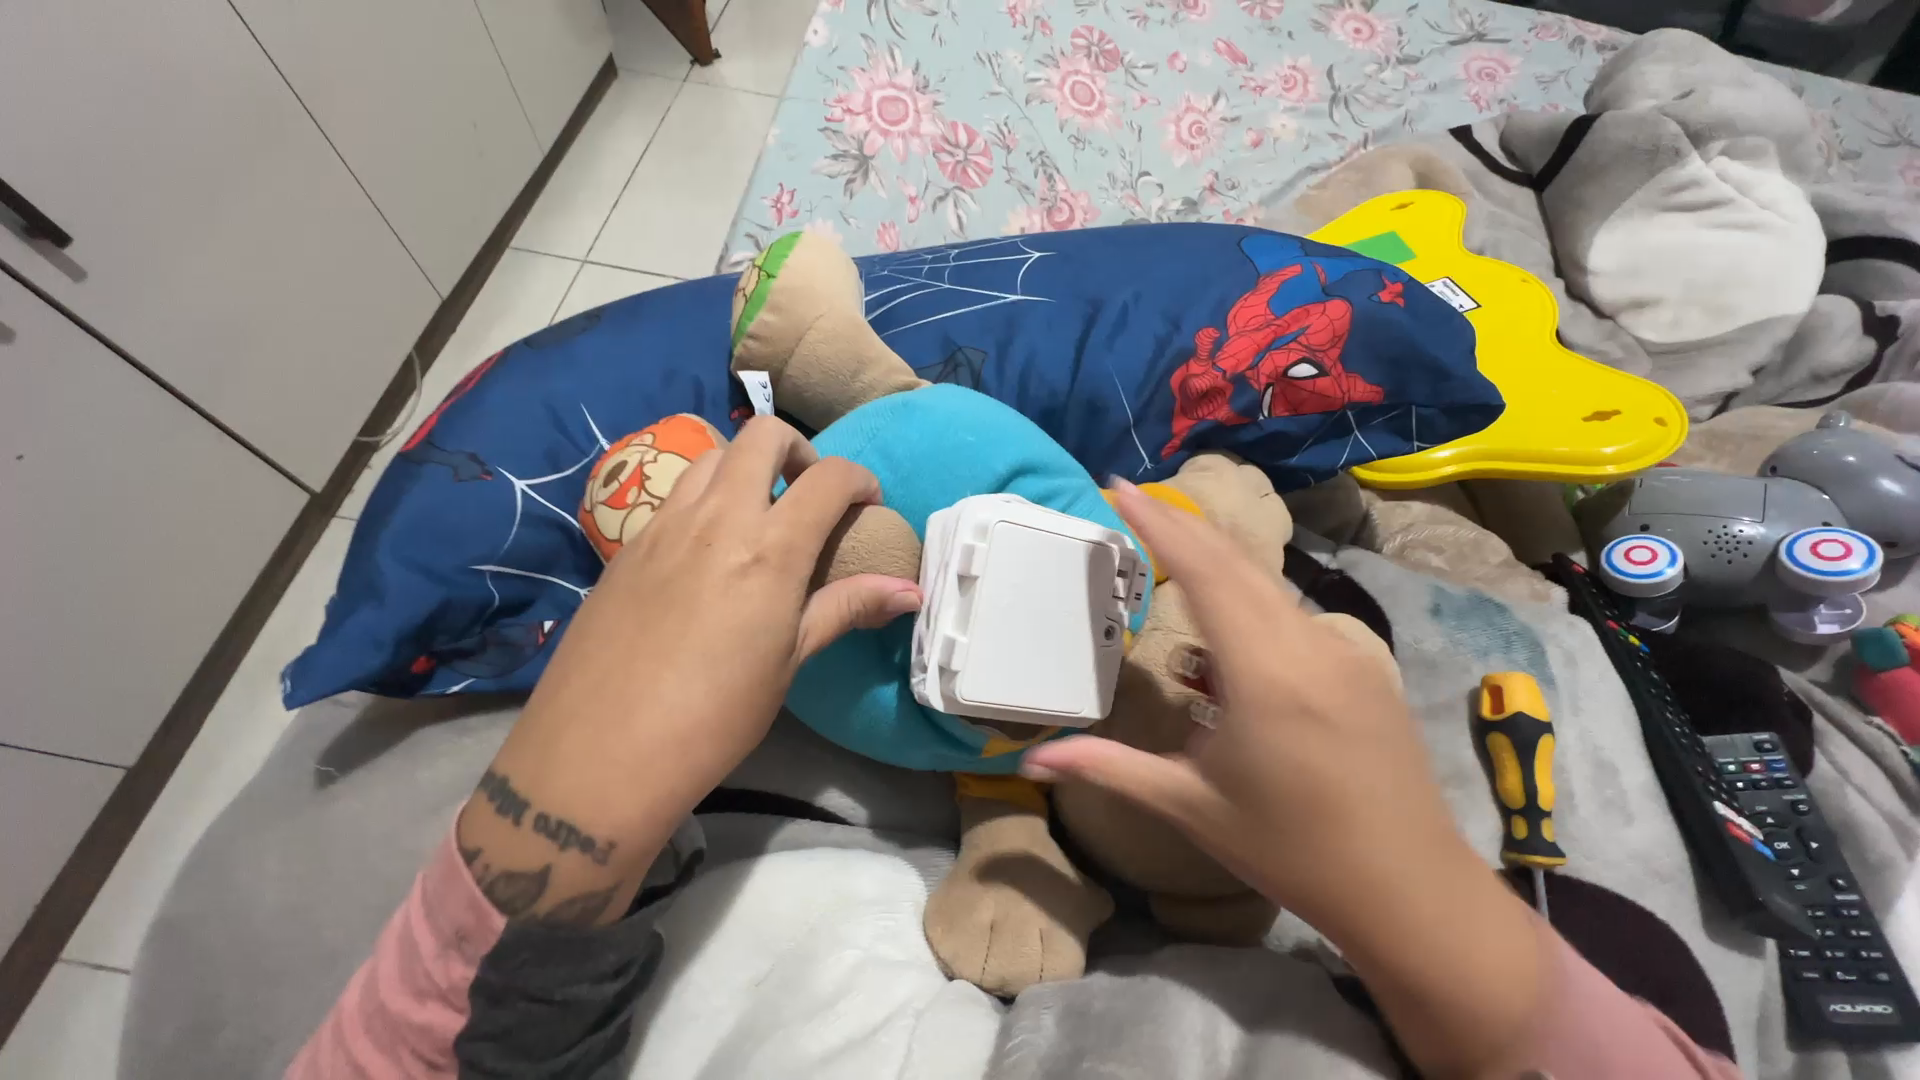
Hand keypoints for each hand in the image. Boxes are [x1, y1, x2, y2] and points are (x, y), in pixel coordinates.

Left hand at [456, 418, 919, 923]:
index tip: (867, 506)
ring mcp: (664, 525)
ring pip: (712, 456)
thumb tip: (911, 592)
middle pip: (762, 435)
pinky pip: (676, 496)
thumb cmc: (714, 716)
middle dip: (799, 448)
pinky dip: (706, 499)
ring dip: (747, 468)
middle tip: (809, 494)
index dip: (860, 480)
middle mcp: (716, 518)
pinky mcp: (627, 545)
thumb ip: (847, 608)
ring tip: (759, 517)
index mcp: (768, 549)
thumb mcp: (789, 662)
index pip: (829, 478)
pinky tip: (708, 554)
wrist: (600, 752)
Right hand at [1021, 477, 1472, 932]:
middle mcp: (1312, 644)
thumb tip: (1031, 761)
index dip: (1160, 524)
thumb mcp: (1192, 806)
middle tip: (1131, 500)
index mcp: (1267, 673)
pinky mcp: (1365, 665)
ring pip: (1268, 587)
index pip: (1206, 572)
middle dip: (1181, 525)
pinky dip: (1249, 608)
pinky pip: (1294, 618)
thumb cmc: (1292, 850)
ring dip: (1215, 568)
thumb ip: (1110, 768)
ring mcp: (1347, 650)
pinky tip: (1226, 651)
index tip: (1119, 486)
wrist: (1411, 890)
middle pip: (1237, 562)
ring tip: (1167, 566)